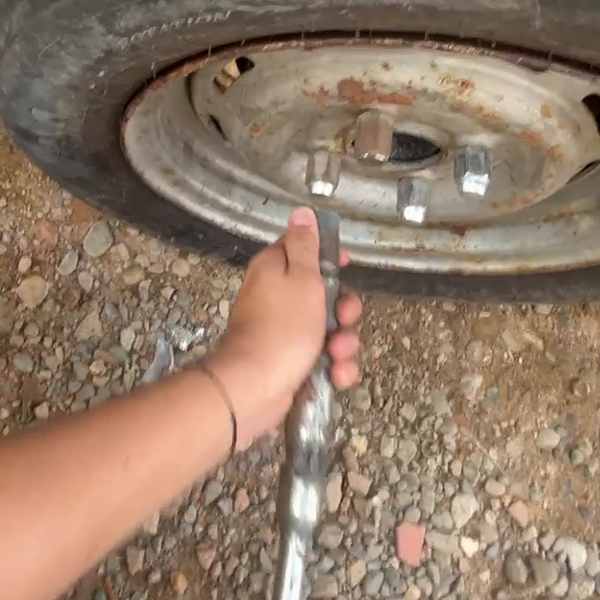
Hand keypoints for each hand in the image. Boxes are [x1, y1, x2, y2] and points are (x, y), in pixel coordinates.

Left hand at [205, 207, 362, 444]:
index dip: (329, 256)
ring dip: (343, 343)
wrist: (255, 387)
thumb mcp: (302, 278)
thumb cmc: (282, 328)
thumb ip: (306, 246)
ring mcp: (284, 330)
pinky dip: (333, 366)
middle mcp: (277, 295)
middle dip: (344, 309)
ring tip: (337, 354)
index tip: (345, 265)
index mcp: (276, 268)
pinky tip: (334, 374)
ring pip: (328, 328)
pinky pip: (322, 357)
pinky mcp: (290, 360)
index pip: (304, 248)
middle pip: (324, 292)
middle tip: (343, 318)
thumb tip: (301, 212)